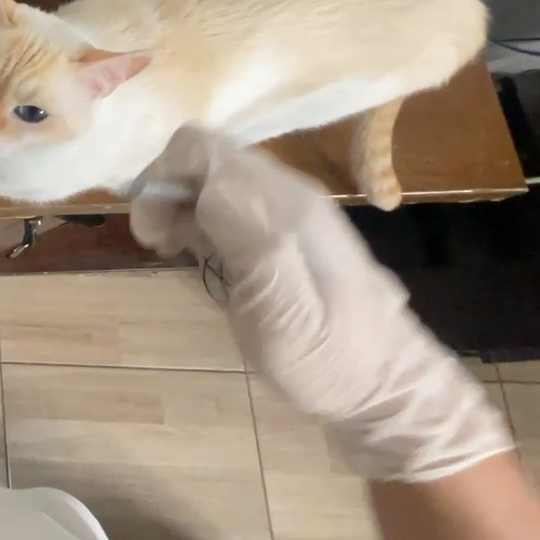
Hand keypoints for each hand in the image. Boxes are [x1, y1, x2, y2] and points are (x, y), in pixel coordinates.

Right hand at [130, 126, 511, 481]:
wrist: (386, 389)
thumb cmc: (328, 361)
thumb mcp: (287, 318)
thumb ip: (254, 247)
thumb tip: (212, 194)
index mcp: (285, 209)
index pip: (199, 150)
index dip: (161, 180)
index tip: (154, 232)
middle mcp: (287, 194)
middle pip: (200, 155)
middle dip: (163, 192)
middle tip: (160, 244)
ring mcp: (287, 208)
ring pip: (207, 173)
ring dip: (175, 205)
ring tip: (173, 249)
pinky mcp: (280, 225)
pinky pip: (221, 196)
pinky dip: (192, 216)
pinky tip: (195, 251)